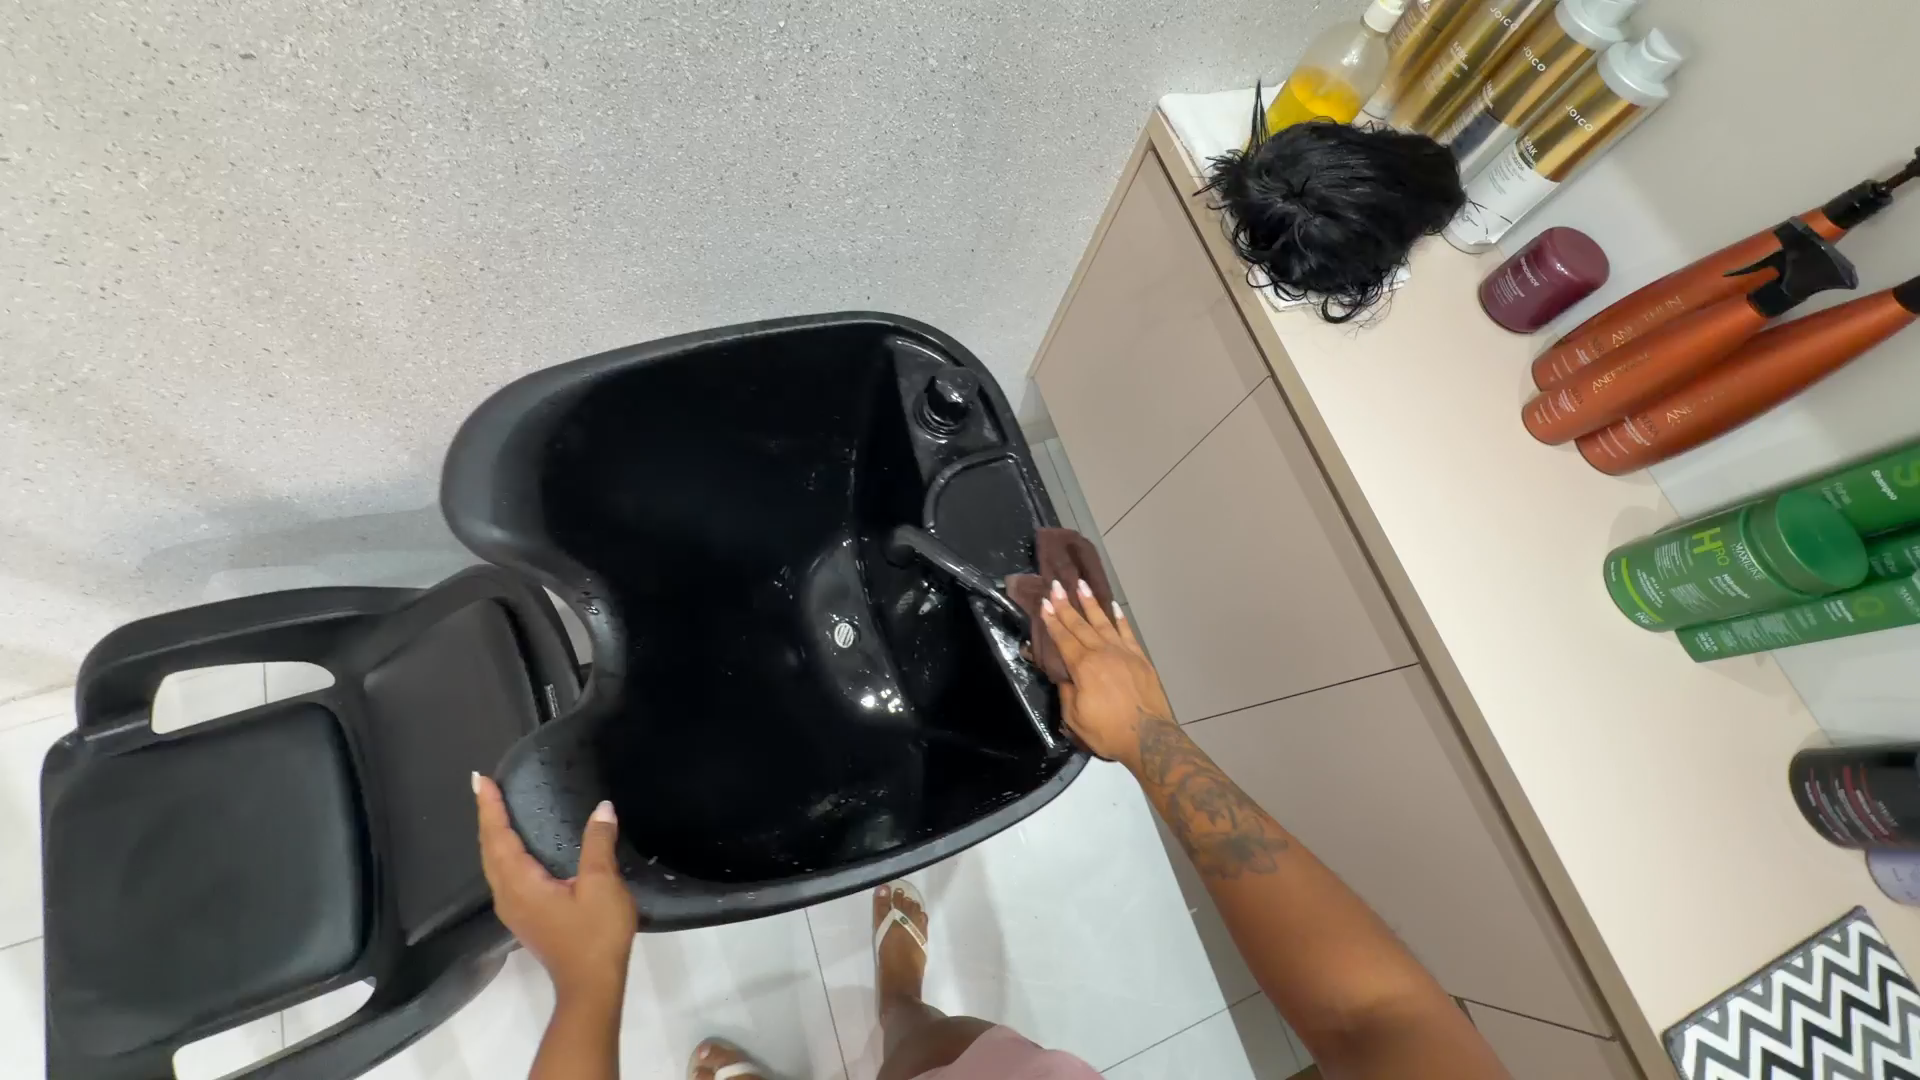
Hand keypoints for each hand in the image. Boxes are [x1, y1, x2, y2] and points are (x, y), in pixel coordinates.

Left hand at [474, 774, 637, 1002]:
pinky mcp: (527, 915)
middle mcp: (509, 896)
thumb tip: (602, 808)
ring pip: (495, 863)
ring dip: (495, 834)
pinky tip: (519, 845)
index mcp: (521, 885)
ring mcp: (516, 908)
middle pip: (490, 850)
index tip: (481, 781)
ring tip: (499, 809)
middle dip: (487, 817)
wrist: (591, 984)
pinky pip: (507, 873)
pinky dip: (506, 850)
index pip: (499, 839)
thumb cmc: (594, 933)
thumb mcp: (602, 884)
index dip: (491, 809)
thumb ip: (598, 844)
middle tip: (484, 787)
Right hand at [1038, 579, 1173, 769]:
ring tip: (1081, 584)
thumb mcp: (1075, 718)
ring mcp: (1123, 653)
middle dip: (1066, 604)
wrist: (1149, 738)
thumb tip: (1064, 677)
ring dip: (1090, 603)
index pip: (1063, 638)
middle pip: (1080, 625)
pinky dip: (1119, 618)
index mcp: (1083, 667)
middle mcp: (1102, 653)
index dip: (1052, 620)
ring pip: (1103, 622)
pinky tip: (1113, 606)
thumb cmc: (1108, 731)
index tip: (1044, 602)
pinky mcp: (1139, 658)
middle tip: (1056, 585)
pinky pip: (1127, 632)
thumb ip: (1067, 692)